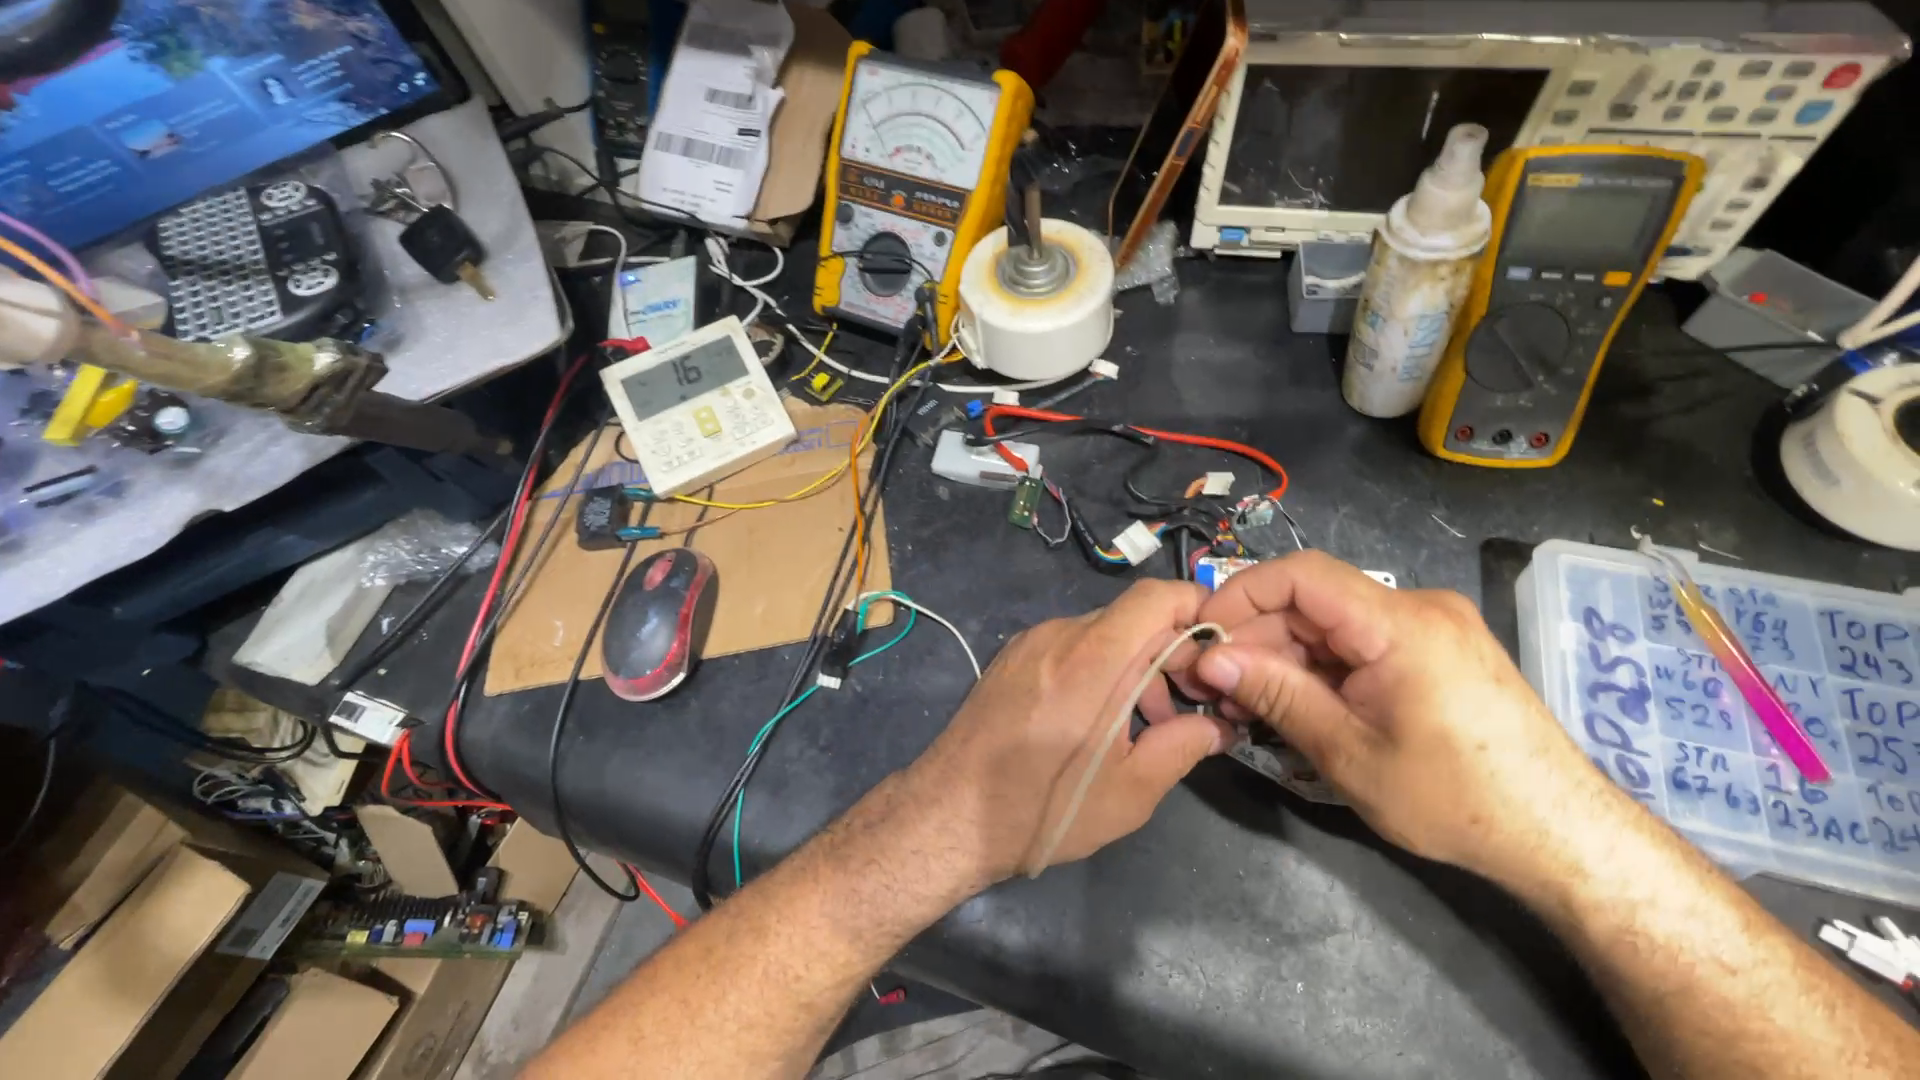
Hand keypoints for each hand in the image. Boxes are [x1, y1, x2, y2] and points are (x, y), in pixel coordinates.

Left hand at [899, 580, 1234, 886]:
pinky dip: (1098, 670)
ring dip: (1133, 666)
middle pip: (1132, 618)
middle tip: (1189, 705)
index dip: (1197, 609)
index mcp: (1093, 658)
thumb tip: (1219, 725)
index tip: (1220, 651)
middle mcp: (1059, 635)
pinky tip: (1098, 721)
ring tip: (1144, 726)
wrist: (948, 815)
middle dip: (1169, 652)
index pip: (1156, 595)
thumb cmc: (1044, 807)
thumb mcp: (1131, 791)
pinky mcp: (1010, 660)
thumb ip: (1184, 747)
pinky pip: (1069, 648)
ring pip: (1101, 634)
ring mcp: (1028, 644)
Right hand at [1179, 551, 1617, 884]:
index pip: (1300, 575)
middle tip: (1211, 684)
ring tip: (1243, 702)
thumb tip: (1209, 659)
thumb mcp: (1348, 752)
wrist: (1562, 835)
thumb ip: (1276, 694)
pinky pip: (1360, 643)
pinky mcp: (1438, 651)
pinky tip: (1292, 702)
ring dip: (1283, 657)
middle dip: (1254, 637)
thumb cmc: (1453, 798)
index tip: (1201, 637)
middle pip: (1312, 602)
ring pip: (1332, 625)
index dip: (1240, 596)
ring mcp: (1432, 628)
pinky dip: (1320, 668)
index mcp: (1400, 622)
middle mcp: (1419, 607)